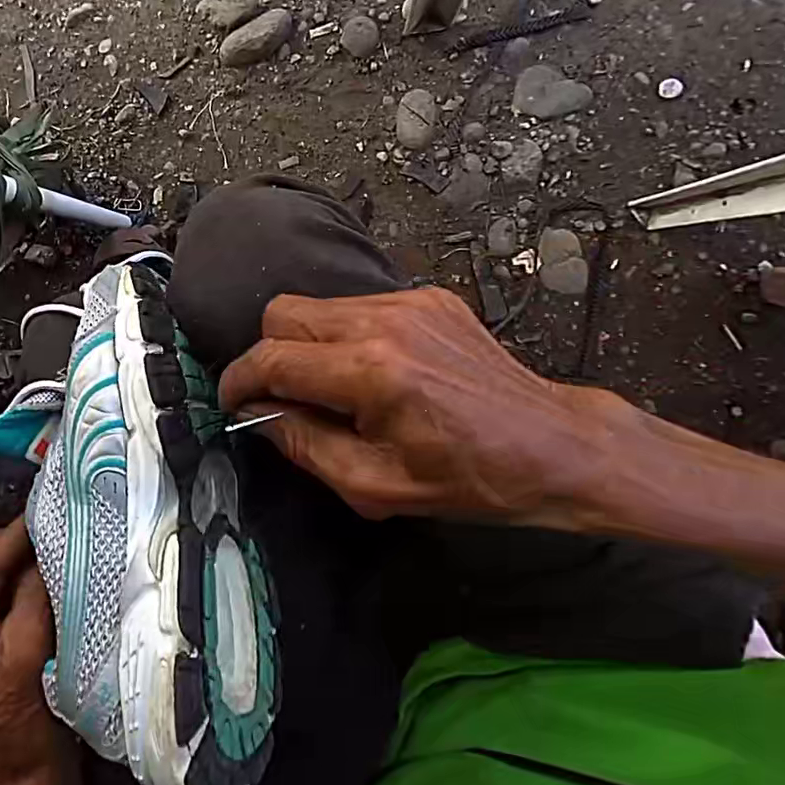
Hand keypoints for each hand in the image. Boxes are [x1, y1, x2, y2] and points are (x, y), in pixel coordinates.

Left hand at [0, 518, 82, 784]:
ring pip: (7, 571)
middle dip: (26, 541)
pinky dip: (39, 572)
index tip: (45, 509)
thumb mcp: (28, 663)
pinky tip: (60, 561)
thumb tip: (42, 553)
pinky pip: (19, 586)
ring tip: (65, 532)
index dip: (15, 536)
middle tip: (63, 516)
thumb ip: (30, 604)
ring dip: (35, 554)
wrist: (37, 762)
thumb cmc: (28, 726)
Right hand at [218, 288, 630, 525]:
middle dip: (267, 353)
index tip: (232, 401)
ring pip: (316, 304)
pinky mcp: (428, 298)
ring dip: (304, 343)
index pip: (272, 358)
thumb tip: (260, 413)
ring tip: (329, 388)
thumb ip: (302, 444)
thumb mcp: (373, 485)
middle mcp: (385, 322)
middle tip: (279, 396)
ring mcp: (409, 303)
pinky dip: (343, 335)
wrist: (552, 446)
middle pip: (283, 311)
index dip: (238, 380)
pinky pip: (356, 305)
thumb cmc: (468, 479)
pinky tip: (369, 371)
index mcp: (370, 373)